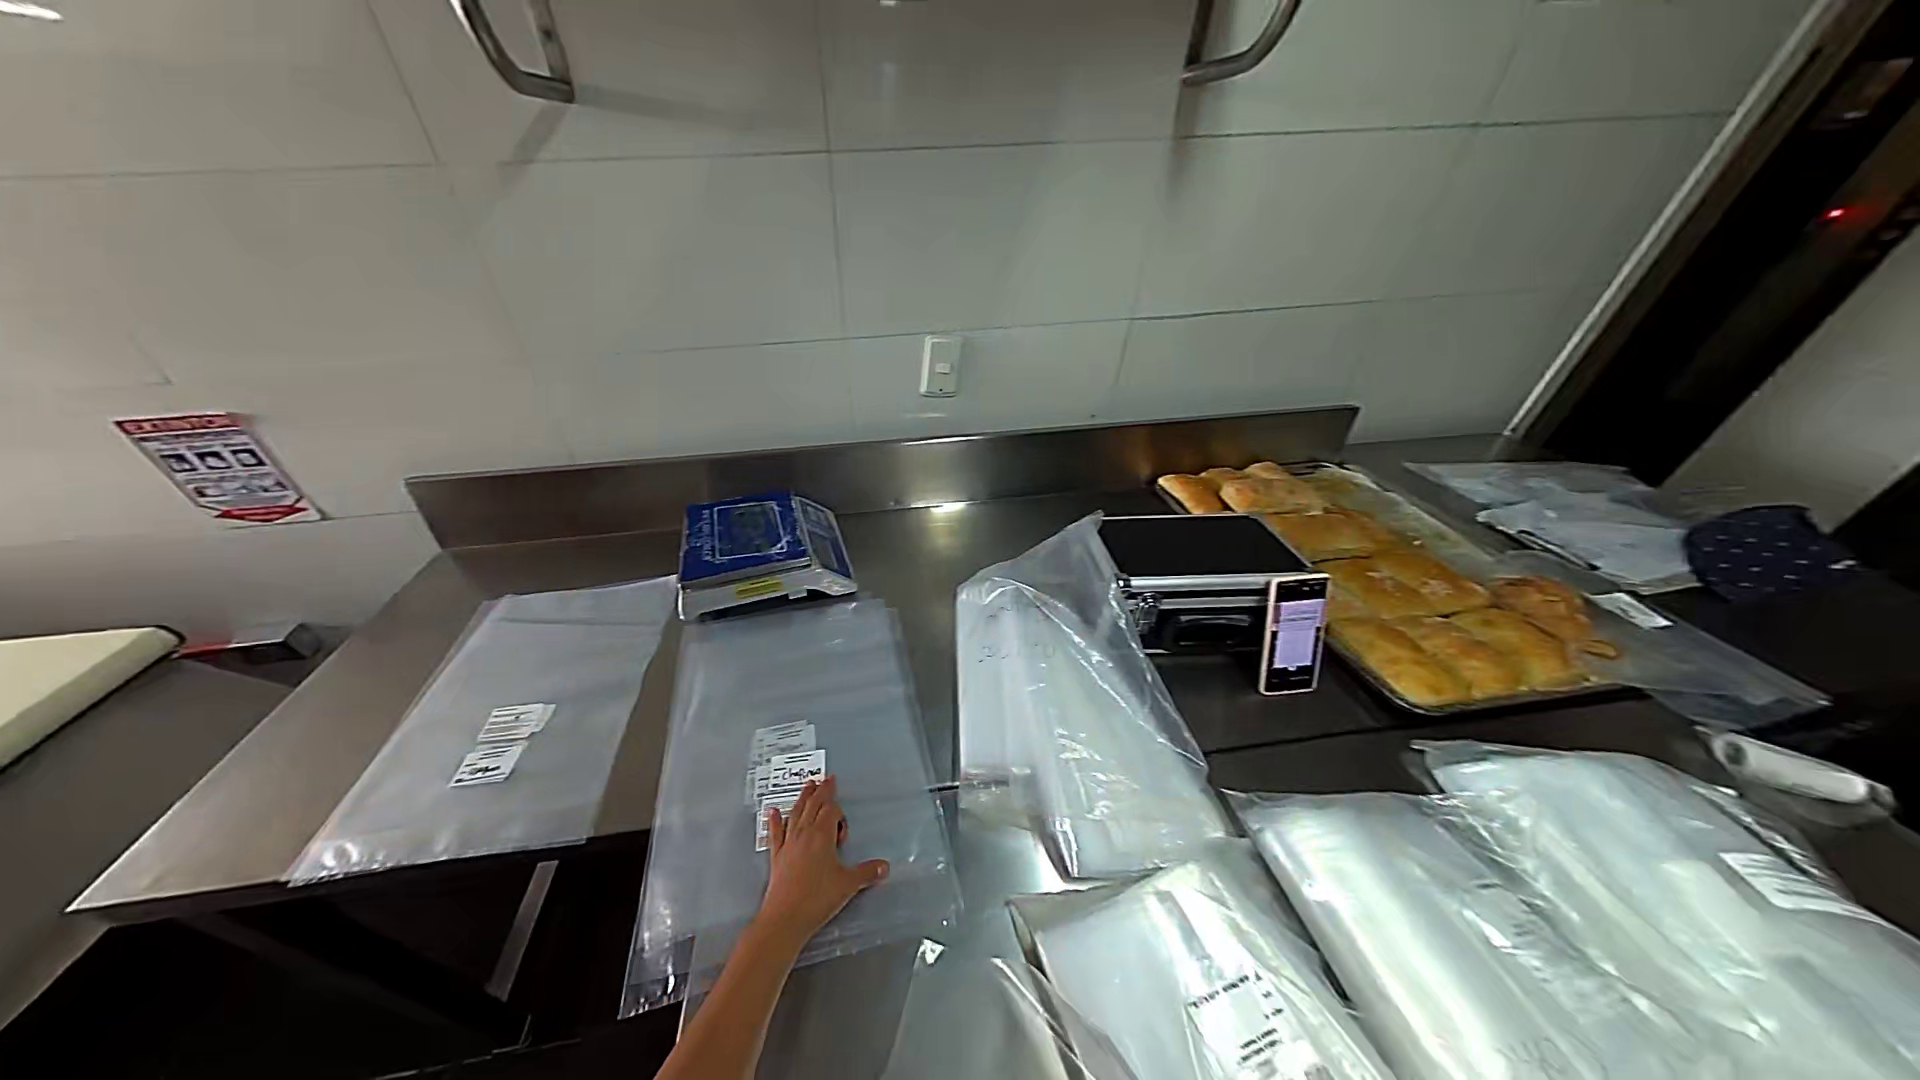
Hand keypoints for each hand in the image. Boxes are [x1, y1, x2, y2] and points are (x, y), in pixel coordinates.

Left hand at [758, 776, 887, 945]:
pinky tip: (772, 812)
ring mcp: (788, 844)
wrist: (785, 918)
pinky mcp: (777, 857)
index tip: (842, 814)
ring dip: (803, 799)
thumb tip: (884, 867)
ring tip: (807, 787)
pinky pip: (776, 833)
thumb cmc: (818, 898)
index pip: (831, 811)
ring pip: (796, 814)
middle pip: (813, 805)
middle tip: (826, 779)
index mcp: (822, 835)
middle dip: (821, 791)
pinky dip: (774, 821)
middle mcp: (804, 834)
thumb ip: (867, 872)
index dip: (838, 811)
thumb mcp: (848, 884)